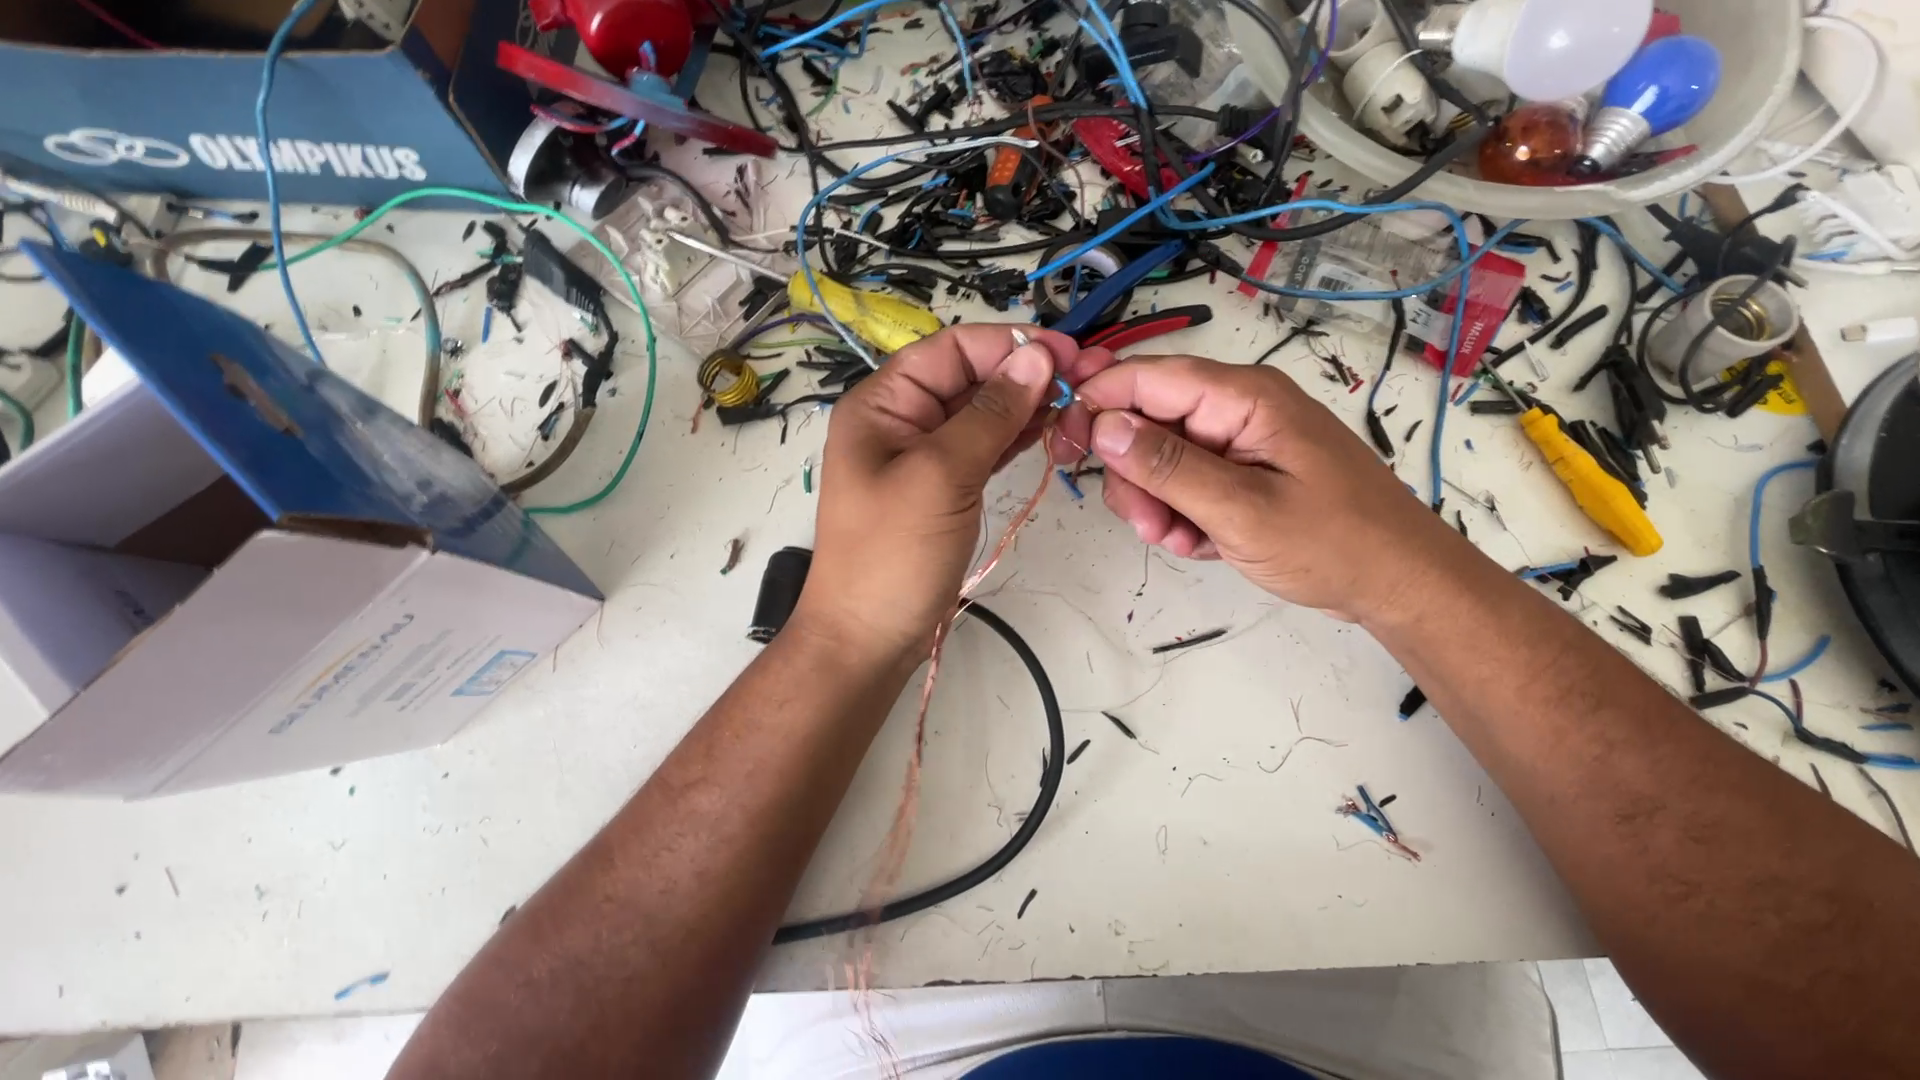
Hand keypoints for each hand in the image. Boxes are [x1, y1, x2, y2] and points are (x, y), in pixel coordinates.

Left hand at [796, 325, 1115, 660]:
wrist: (867, 638)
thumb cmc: (892, 555)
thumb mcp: (940, 476)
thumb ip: (989, 415)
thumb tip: (1036, 358)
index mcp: (883, 403)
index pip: (952, 350)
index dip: (1009, 344)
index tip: (1068, 353)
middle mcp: (901, 420)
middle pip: (969, 378)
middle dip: (1025, 373)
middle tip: (1087, 380)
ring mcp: (923, 455)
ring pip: (981, 413)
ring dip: (1026, 405)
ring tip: (1078, 404)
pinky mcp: (943, 487)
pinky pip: (983, 447)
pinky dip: (1015, 437)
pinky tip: (1050, 430)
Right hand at [1059, 355, 1460, 620]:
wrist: (1398, 583)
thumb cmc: (1334, 543)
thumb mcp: (1242, 510)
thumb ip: (1168, 467)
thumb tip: (1103, 426)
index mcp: (1242, 397)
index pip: (1147, 377)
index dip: (1097, 402)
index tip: (1061, 444)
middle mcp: (1235, 409)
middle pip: (1146, 421)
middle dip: (1134, 474)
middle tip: (1150, 524)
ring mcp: (1237, 442)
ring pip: (1158, 458)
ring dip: (1155, 502)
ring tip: (1184, 539)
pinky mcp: (1238, 473)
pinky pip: (1184, 483)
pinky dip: (1180, 515)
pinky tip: (1202, 542)